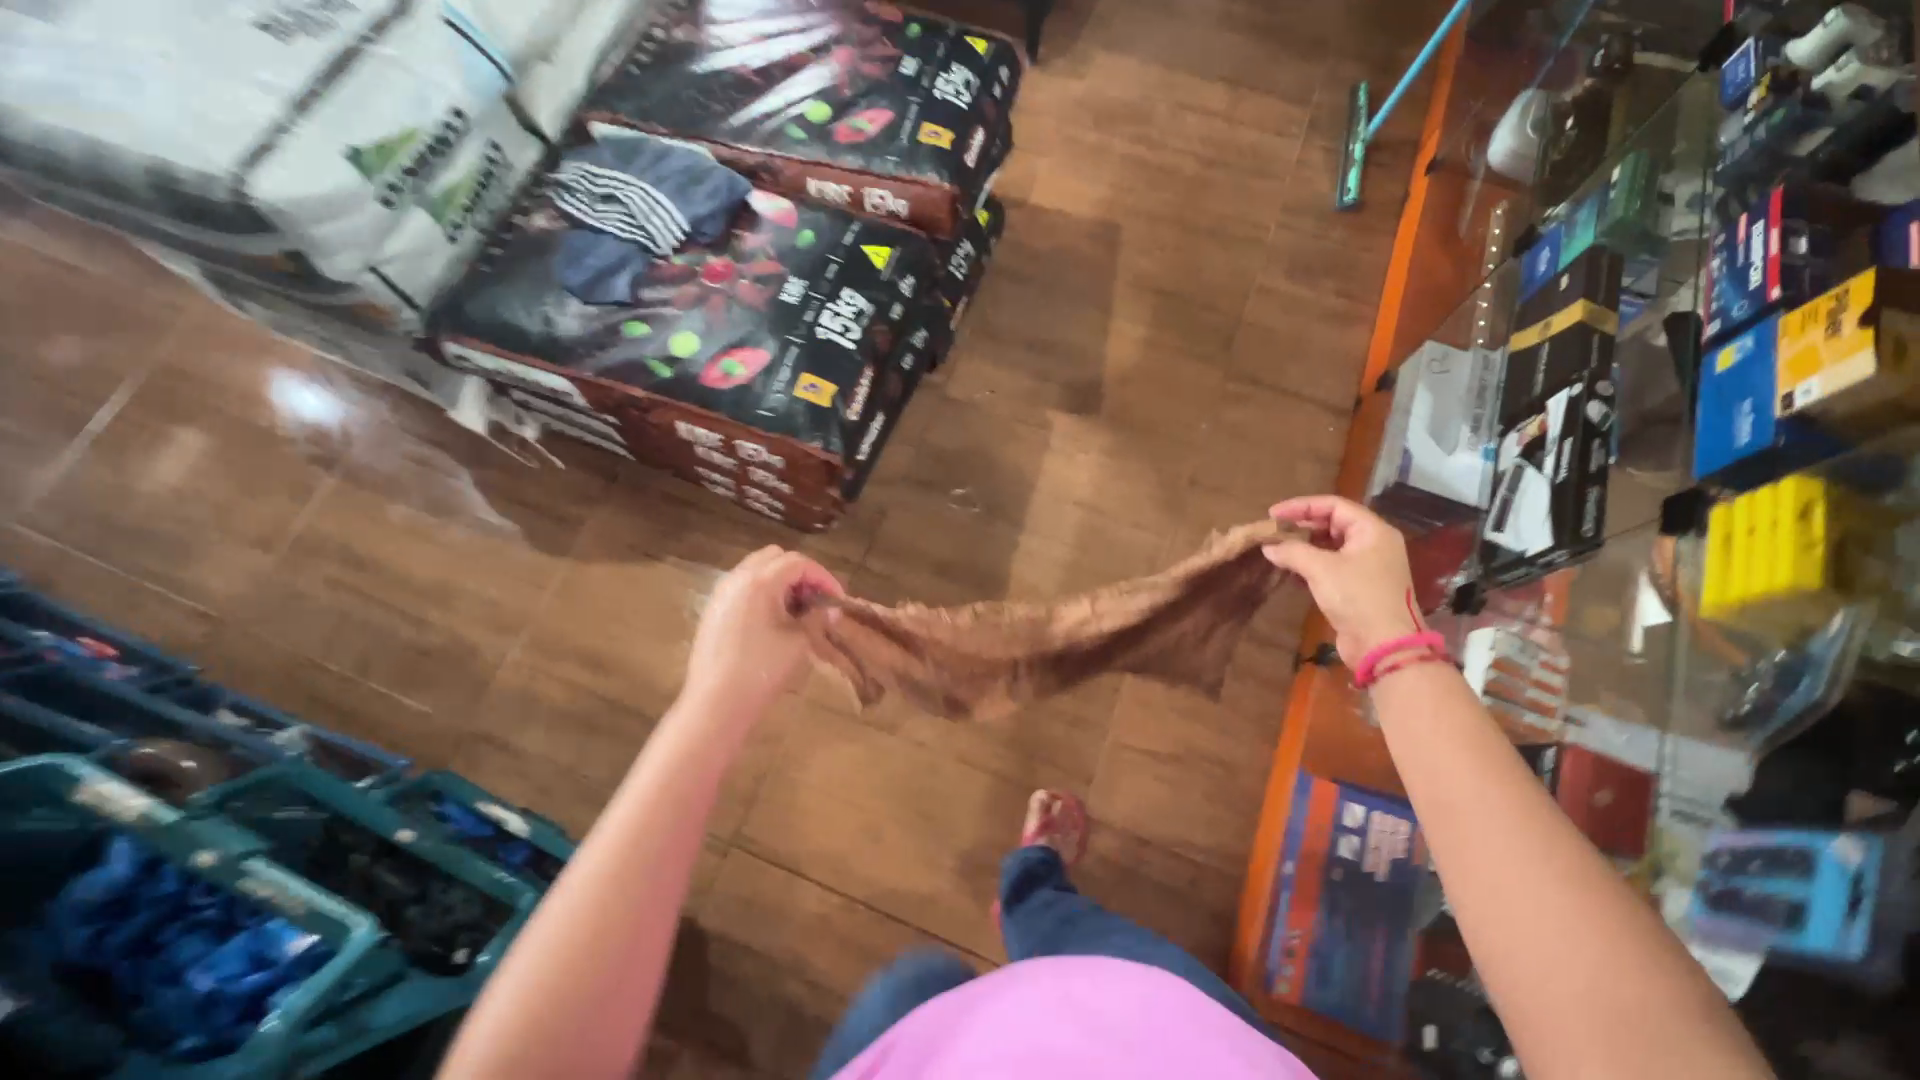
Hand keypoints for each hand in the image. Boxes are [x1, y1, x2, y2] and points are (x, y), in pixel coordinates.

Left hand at [681, 546, 843, 725]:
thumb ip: (816, 617)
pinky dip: (763, 592)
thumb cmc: (762, 670)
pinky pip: (743, 587)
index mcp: (760, 581)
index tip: (837, 600)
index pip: (799, 563)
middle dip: (801, 574)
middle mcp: (737, 578)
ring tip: (797, 610)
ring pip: (757, 570)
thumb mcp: (799, 641)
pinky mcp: (714, 610)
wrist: (716, 702)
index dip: (824, 577)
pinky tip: (773, 620)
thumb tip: (830, 609)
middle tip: (817, 599)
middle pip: (775, 557)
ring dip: (781, 581)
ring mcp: (721, 593)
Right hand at [1264, 496, 1421, 669]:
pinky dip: (1312, 566)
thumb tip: (1269, 546)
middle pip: (1334, 524)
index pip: (1334, 505)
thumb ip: (1292, 551)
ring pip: (1332, 547)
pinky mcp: (1360, 587)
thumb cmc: (1357, 597)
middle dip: (1302, 527)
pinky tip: (1291, 572)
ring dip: (1305, 548)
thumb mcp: (1321, 569)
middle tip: (1274, 532)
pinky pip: (1333, 566)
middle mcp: (1374, 544)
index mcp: (1373, 531)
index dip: (1301, 506)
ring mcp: (1369, 567)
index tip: (1273, 514)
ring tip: (1278, 551)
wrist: (1383, 645)